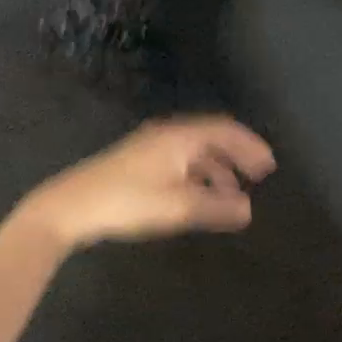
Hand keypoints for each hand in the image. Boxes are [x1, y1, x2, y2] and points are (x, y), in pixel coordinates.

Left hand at [23, 116, 276, 247]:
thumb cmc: (128, 201)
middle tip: (258, 177)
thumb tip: (248, 210)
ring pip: (195, 153)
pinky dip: (198, 177)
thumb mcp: (178, 207)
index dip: (251, 146)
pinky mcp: (138, 164)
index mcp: (179, 137)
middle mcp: (167, 135)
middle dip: (237, 157)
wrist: (71, 206)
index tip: (270, 166)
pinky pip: (180, 163)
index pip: (225, 130)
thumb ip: (216, 208)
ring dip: (218, 171)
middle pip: (212, 139)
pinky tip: (199, 198)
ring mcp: (150, 148)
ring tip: (233, 196)